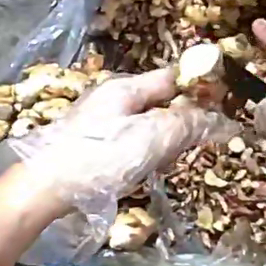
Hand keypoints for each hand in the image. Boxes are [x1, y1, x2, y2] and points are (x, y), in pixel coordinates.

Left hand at [12, 67, 235, 215]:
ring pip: (144, 125)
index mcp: (125, 87)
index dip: (198, 88)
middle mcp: (111, 97)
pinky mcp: (89, 142)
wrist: (44, 188)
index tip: (221, 109)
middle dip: (178, 124)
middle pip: (159, 102)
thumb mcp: (150, 139)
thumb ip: (185, 124)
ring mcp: (98, 119)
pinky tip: (133, 174)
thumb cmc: (99, 159)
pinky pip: (128, 142)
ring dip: (159, 143)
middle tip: (183, 150)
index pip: (172, 77)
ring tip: (156, 166)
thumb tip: (216, 117)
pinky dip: (139, 155)